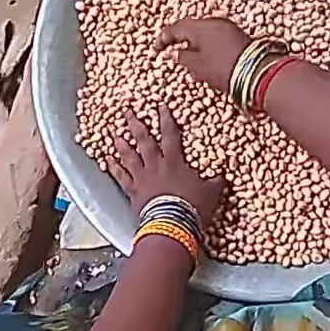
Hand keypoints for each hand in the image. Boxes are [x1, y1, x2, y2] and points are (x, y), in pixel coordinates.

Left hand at [107, 104, 225, 228]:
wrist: (173, 225)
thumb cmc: (193, 207)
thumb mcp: (212, 192)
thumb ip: (215, 182)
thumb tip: (223, 176)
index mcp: (174, 161)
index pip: (170, 135)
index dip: (165, 119)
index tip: (160, 105)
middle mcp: (155, 166)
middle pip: (143, 140)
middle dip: (135, 124)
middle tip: (126, 111)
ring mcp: (142, 179)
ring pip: (128, 156)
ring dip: (120, 143)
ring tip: (113, 132)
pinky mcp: (133, 193)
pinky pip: (121, 177)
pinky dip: (113, 167)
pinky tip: (107, 159)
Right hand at [156, 17, 251, 94]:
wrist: (257, 72)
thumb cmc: (223, 68)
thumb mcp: (196, 65)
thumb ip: (181, 57)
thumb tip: (173, 52)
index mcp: (200, 27)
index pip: (175, 27)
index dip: (164, 38)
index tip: (157, 48)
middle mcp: (214, 23)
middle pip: (191, 29)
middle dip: (181, 42)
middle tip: (173, 54)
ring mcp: (228, 28)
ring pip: (204, 35)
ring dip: (195, 46)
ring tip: (191, 64)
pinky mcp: (238, 37)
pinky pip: (216, 39)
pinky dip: (208, 48)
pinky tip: (208, 63)